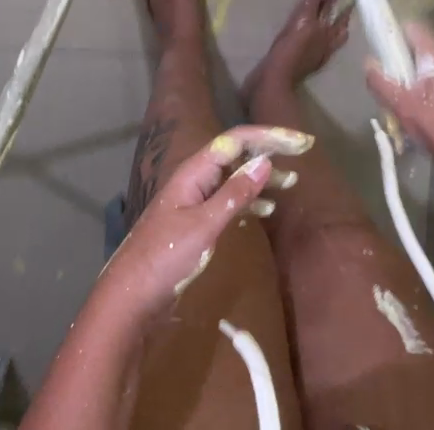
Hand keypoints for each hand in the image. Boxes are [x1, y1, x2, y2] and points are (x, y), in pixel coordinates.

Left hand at [95, 126, 313, 327]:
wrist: (131, 296)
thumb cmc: (165, 258)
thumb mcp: (204, 225)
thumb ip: (235, 193)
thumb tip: (265, 161)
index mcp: (193, 172)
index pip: (235, 140)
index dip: (268, 136)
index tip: (299, 142)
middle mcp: (193, 179)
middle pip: (235, 154)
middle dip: (268, 150)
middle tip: (302, 153)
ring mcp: (193, 200)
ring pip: (233, 177)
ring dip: (261, 176)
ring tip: (292, 182)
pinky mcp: (195, 222)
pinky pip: (227, 200)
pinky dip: (249, 200)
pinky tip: (267, 208)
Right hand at [364, 20, 433, 164]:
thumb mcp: (401, 104)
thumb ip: (381, 81)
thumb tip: (368, 63)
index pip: (412, 27)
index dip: (394, 33)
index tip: (380, 47)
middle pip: (417, 45)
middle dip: (398, 56)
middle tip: (384, 73)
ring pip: (424, 62)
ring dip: (408, 71)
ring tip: (396, 91)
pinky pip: (432, 74)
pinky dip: (419, 82)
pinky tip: (412, 103)